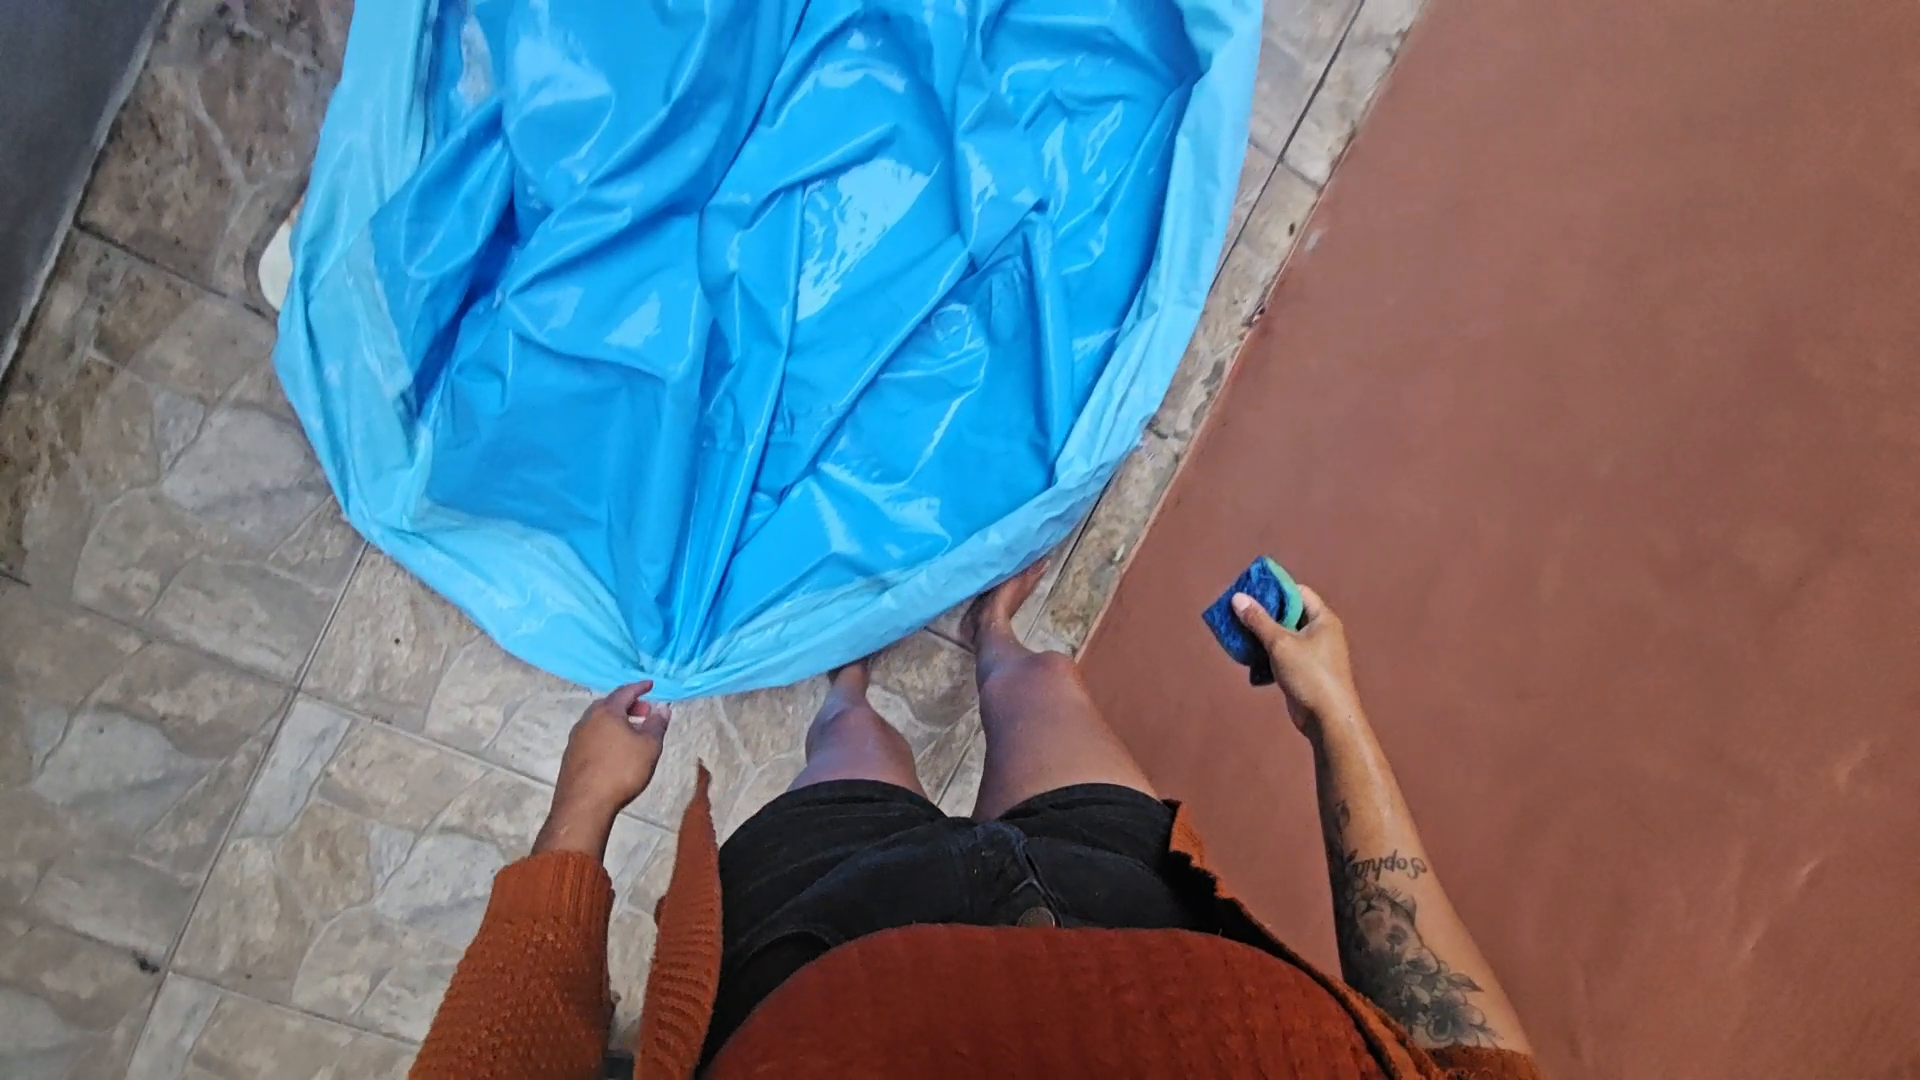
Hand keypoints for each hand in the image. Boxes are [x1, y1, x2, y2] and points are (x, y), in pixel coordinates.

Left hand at [534, 682, 670, 856]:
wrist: (584, 806)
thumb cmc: (621, 770)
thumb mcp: (649, 746)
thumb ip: (657, 724)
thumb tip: (662, 709)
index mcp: (606, 712)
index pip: (625, 692)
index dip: (640, 687)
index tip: (650, 685)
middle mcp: (587, 721)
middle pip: (608, 705)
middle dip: (628, 705)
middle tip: (644, 712)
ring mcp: (575, 739)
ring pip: (598, 722)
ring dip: (616, 721)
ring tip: (632, 732)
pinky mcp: (570, 758)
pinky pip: (591, 736)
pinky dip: (606, 735)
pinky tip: (615, 750)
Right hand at [1231, 586, 1361, 737]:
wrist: (1327, 718)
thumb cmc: (1310, 674)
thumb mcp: (1280, 643)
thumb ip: (1258, 620)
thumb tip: (1238, 597)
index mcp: (1322, 619)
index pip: (1298, 592)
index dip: (1275, 588)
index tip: (1250, 589)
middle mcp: (1320, 632)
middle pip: (1288, 613)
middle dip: (1263, 612)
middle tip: (1238, 609)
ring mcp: (1312, 652)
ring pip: (1282, 634)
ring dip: (1261, 634)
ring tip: (1237, 630)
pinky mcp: (1303, 669)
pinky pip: (1281, 653)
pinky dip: (1266, 652)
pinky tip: (1248, 654)